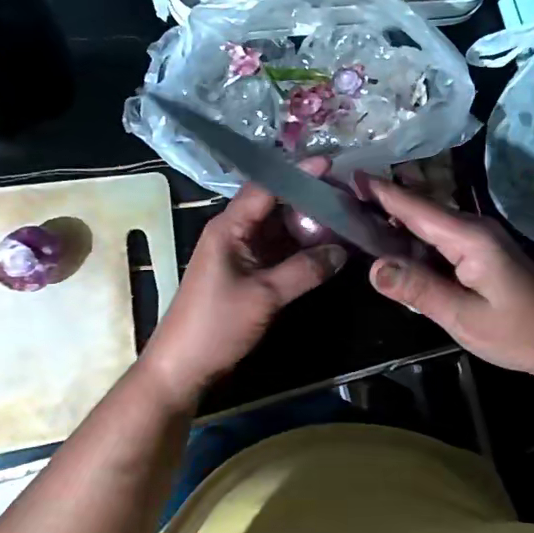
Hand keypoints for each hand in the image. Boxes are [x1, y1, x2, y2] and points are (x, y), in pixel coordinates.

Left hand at [138, 161, 347, 399]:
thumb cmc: (217, 325)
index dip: (298, 174)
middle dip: (310, 200)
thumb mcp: (264, 296)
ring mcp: (242, 255)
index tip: (332, 164)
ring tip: (346, 219)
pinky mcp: (249, 275)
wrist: (185, 368)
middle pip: (275, 205)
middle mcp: (235, 233)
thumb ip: (305, 270)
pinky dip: (302, 250)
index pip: (266, 187)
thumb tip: (342, 250)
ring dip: (308, 226)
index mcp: (229, 227)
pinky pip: (280, 253)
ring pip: (280, 230)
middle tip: (348, 196)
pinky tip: (329, 250)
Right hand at [364, 178, 533, 379]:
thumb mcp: (463, 318)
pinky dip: (414, 241)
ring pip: (429, 225)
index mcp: (470, 237)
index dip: (382, 193)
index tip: (350, 174)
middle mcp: (475, 228)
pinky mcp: (482, 253)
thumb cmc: (517, 334)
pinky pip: (440, 239)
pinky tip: (393, 248)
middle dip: (382, 204)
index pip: (416, 209)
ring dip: (396, 224)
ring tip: (356, 220)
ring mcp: (480, 239)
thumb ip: (419, 290)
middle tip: (342, 202)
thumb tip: (373, 267)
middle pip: (420, 211)